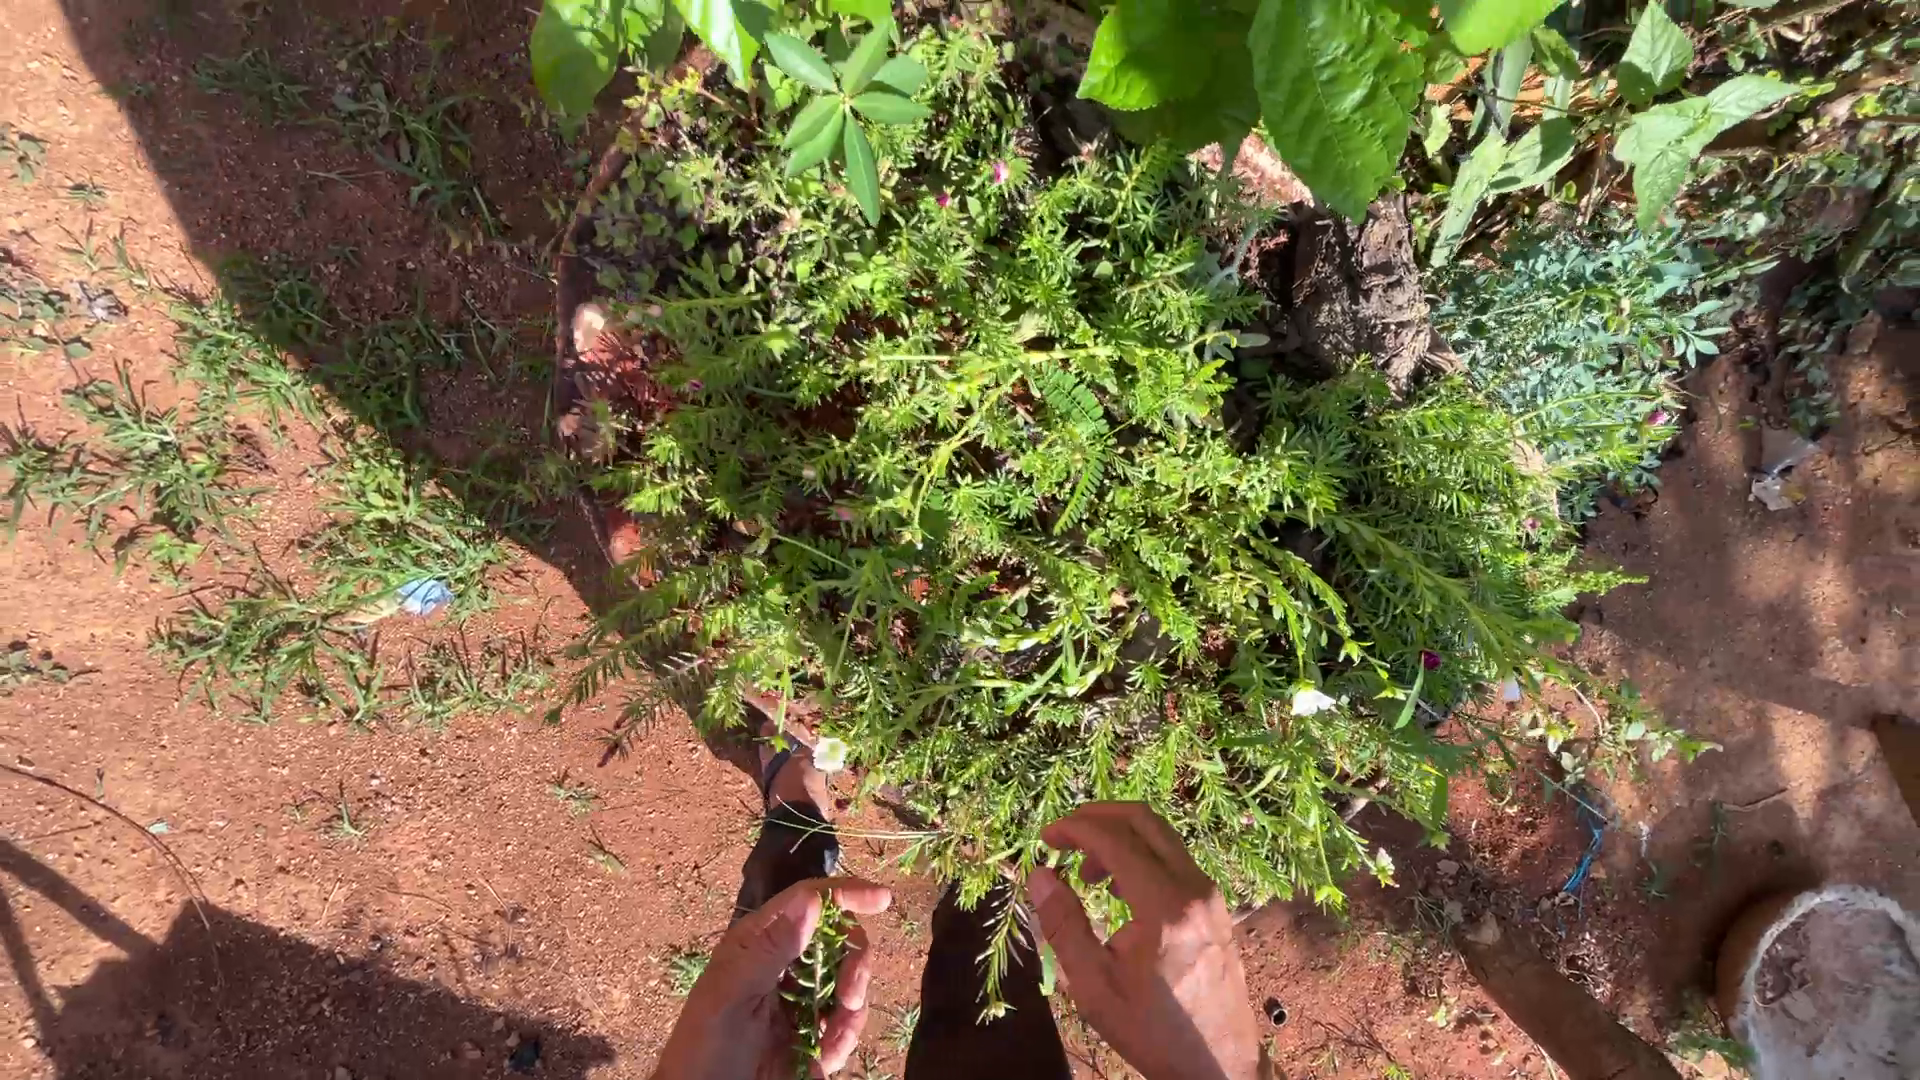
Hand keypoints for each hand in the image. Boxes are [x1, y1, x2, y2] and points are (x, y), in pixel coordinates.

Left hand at [652, 877, 891, 1079]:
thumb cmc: (705, 1049)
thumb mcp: (732, 995)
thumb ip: (772, 947)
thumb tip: (813, 900)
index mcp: (761, 940)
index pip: (810, 899)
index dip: (847, 893)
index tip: (883, 899)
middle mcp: (786, 960)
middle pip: (840, 936)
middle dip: (854, 962)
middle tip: (850, 996)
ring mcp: (802, 996)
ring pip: (850, 976)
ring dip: (852, 1005)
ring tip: (833, 1040)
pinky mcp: (814, 1031)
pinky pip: (849, 1018)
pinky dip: (847, 1034)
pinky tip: (828, 1057)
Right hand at [1028, 803, 1266, 1079]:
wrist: (1221, 1067)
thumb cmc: (1153, 1030)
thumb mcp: (1096, 986)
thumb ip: (1064, 925)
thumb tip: (1039, 874)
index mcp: (1164, 905)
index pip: (1114, 838)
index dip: (1074, 829)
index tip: (1045, 839)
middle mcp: (1192, 886)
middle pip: (1143, 818)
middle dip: (1098, 815)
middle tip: (1065, 834)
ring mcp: (1208, 892)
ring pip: (1160, 834)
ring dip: (1118, 835)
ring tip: (1087, 872)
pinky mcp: (1214, 903)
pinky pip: (1173, 857)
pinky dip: (1140, 853)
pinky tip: (1119, 888)